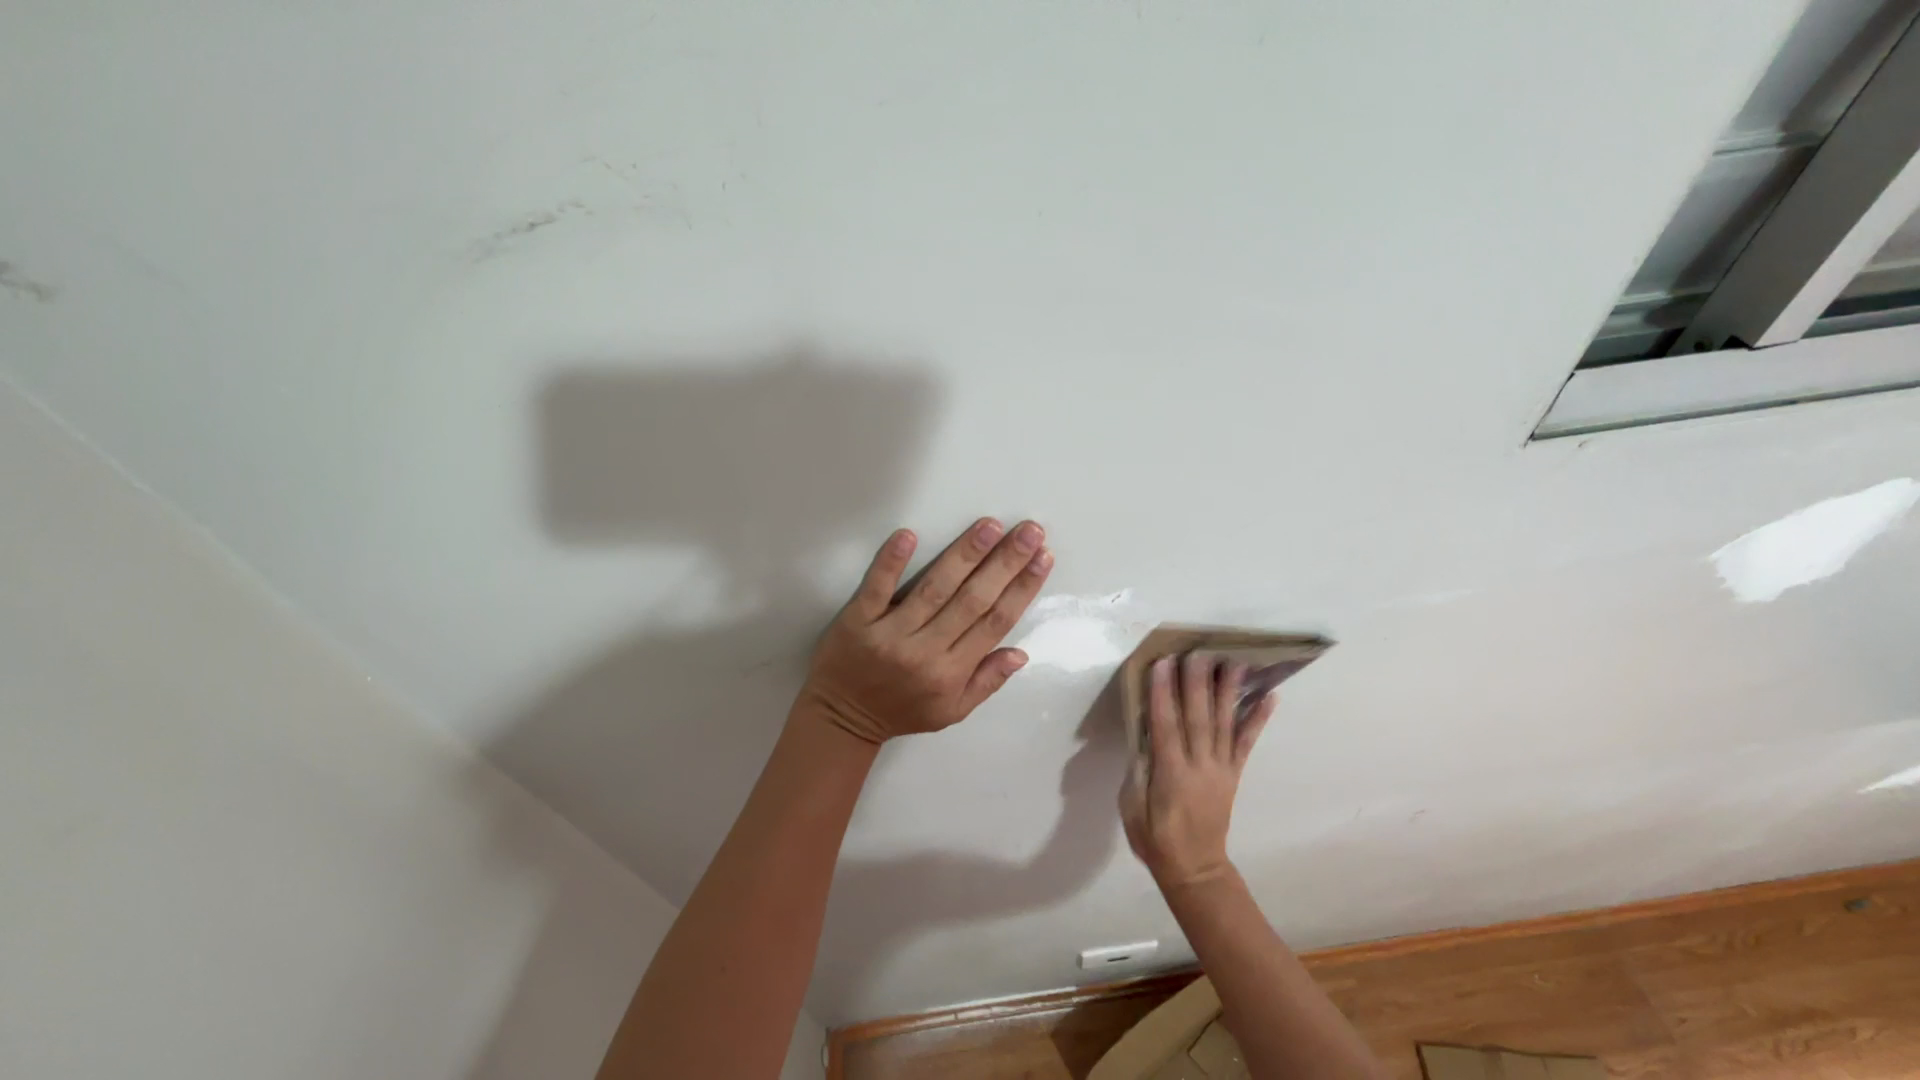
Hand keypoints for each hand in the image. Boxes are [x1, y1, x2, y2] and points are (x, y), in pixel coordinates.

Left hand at [796, 518, 1053, 743]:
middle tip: (1029, 530)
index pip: (996, 623)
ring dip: (964, 555)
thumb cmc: (901, 712)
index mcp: (952, 673)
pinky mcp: (858, 621)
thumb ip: (987, 681)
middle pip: (973, 600)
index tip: (1043, 558)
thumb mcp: (951, 711)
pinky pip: (877, 588)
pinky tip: (909, 535)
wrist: (840, 719)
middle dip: (1004, 562)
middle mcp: (926, 652)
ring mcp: (890, 634)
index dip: (1022, 589)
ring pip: (934, 589)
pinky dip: (892, 562)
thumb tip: (1021, 653)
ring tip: (989, 526)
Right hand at [1121, 654, 1274, 888]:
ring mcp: (1220, 769)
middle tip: (1198, 652)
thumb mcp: (1132, 807)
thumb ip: (1137, 770)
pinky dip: (1258, 719)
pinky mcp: (1233, 774)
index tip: (1163, 664)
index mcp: (1170, 774)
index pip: (1165, 725)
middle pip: (1197, 717)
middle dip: (1197, 683)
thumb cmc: (1154, 837)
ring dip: (1229, 691)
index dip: (1163, 693)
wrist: (1194, 868)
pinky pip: (1247, 743)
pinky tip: (1269, 697)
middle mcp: (1199, 766)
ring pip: (1224, 723)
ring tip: (1234, 662)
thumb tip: (1142, 737)